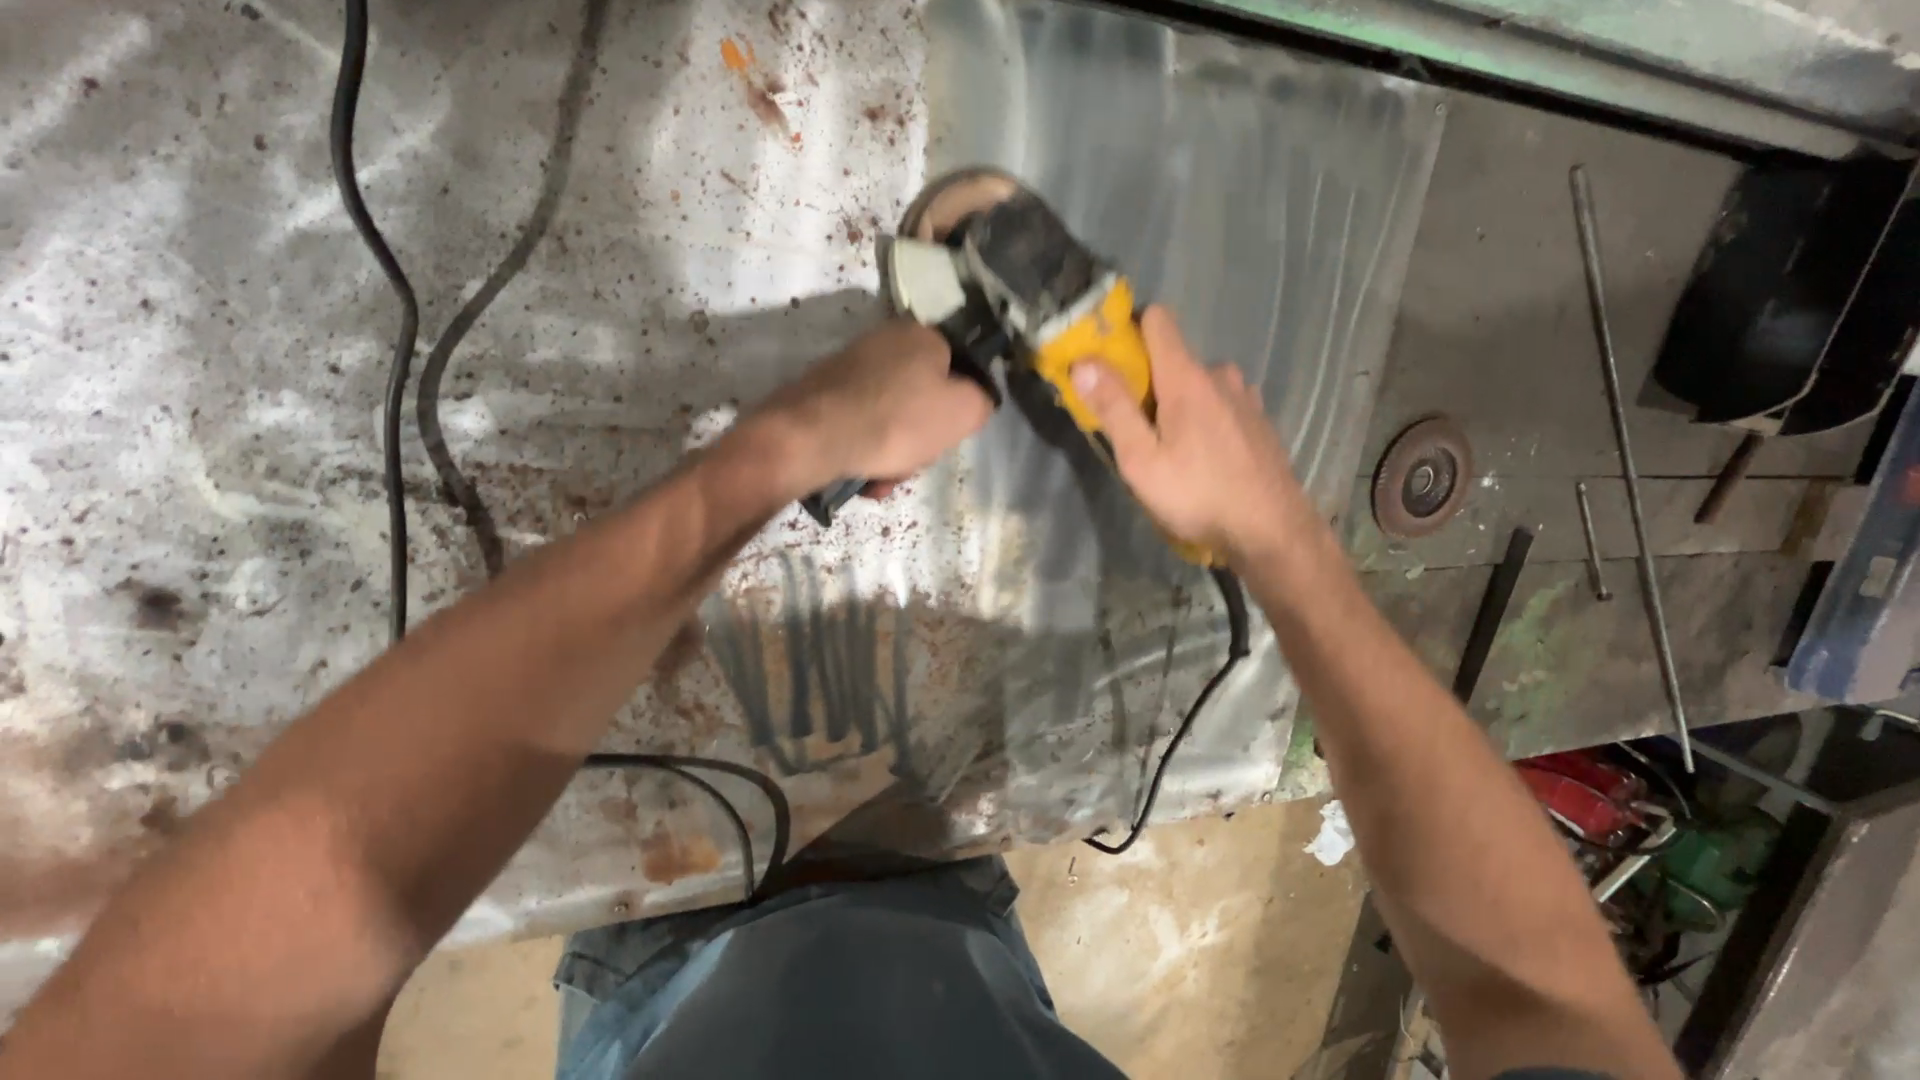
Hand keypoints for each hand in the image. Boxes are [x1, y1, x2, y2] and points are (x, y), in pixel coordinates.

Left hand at [760, 319, 993, 496]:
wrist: (811, 438)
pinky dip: (863, 454)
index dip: (958, 407)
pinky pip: (858, 427)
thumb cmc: (897, 421)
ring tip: (879, 481)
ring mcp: (848, 368)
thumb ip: (981, 401)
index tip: (947, 435)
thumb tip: (974, 399)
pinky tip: (859, 477)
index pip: (957, 369)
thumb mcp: (963, 412)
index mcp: (921, 335)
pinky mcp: (822, 395)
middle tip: (911, 464)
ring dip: (891, 456)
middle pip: (920, 400)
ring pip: (889, 419)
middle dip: (920, 440)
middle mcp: (883, 342)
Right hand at [1069, 306, 1321, 565]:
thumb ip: (1113, 408)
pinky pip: (1222, 405)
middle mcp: (1220, 376)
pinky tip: (1206, 459)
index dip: (1130, 331)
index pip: (1158, 319)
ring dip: (1181, 405)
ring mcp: (1246, 397)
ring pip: (1200, 385)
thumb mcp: (1142, 461)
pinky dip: (1207, 420)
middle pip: (1174, 359)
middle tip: (1135, 430)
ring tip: (1172, 450)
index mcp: (1187, 378)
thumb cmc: (1199, 496)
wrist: (1273, 531)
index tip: (1110, 362)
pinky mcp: (1260, 421)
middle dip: (1150, 384)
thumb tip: (1083, 362)